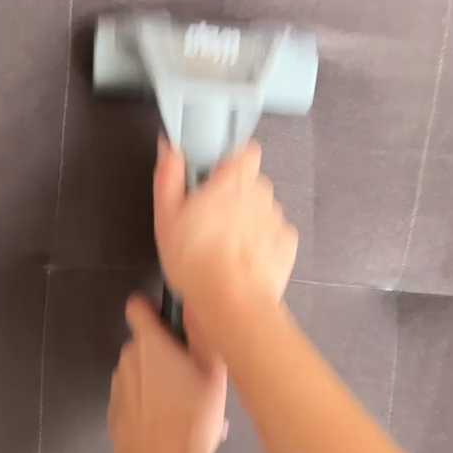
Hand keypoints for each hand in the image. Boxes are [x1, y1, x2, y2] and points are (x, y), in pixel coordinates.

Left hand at [108, 296, 227, 452]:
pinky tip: (170, 426)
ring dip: (160, 380)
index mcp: (149, 342)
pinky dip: (150, 404)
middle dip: (167, 353)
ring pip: (142, 372)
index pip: (138, 305)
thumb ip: (202, 333)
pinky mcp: (114, 412)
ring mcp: (117, 386)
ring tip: (188, 407)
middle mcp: (127, 358)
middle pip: (146, 343)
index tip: (175, 325)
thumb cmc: (192, 417)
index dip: (155, 309)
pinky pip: (135, 398)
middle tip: (195, 376)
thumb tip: (194, 305)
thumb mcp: (214, 372)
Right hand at [153, 138, 297, 339]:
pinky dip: (259, 246)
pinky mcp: (286, 244)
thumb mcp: (166, 216)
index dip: (229, 164)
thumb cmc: (198, 261)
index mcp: (233, 179)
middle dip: (233, 198)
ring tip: (222, 248)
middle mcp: (260, 194)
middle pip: (250, 185)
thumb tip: (170, 153)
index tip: (213, 179)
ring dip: (246, 224)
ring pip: (260, 212)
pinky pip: (272, 237)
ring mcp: (276, 219)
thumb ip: (169, 176)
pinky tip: (239, 261)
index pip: (244, 152)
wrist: (230, 300)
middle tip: (209, 222)